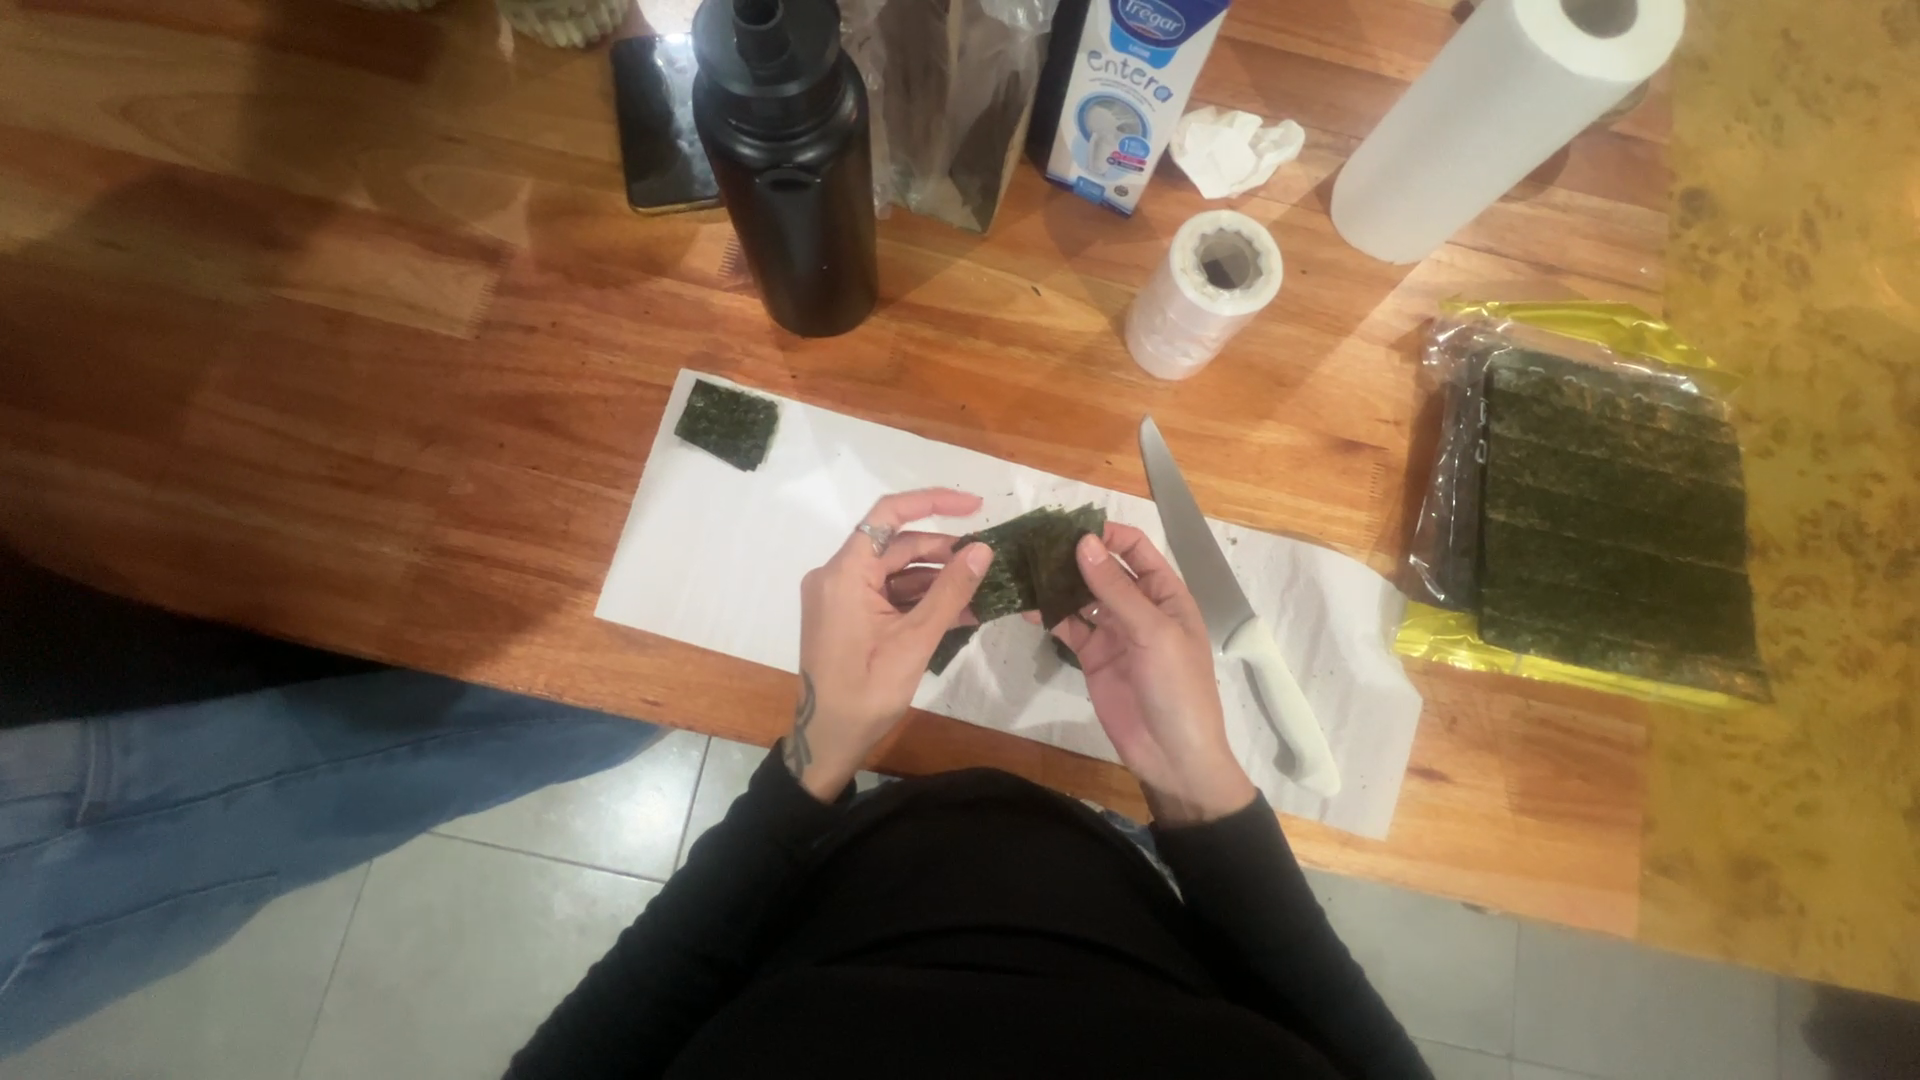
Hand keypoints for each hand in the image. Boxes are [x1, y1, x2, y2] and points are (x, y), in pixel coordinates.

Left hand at [787, 489, 993, 801]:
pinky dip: (919, 600)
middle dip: (943, 552)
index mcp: (844, 573)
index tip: (975, 507)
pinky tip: (959, 610)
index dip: (933, 502)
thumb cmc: (867, 691)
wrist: (828, 741)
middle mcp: (836, 575)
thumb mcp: (915, 640)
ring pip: (895, 572)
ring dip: (936, 581)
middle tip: (987, 563)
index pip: (888, 514)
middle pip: (896, 546)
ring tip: (981, 591)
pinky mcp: (847, 616)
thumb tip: (983, 550)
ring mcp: (840, 597)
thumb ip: (950, 590)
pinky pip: (887, 595)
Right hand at [1044, 524, 1255, 824]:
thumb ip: (1116, 589)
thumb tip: (1083, 543)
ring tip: (1024, 569)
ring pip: (1081, 596)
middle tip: (1034, 544)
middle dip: (1074, 556)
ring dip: (1057, 583)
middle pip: (1103, 569)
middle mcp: (1139, 607)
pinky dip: (1049, 615)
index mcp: (1166, 594)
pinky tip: (1026, 606)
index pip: (1135, 550)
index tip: (1068, 528)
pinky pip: (1069, 627)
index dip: (1106, 535)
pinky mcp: (1093, 655)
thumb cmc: (1178, 688)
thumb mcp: (1152, 633)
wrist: (1173, 755)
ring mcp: (1114, 631)